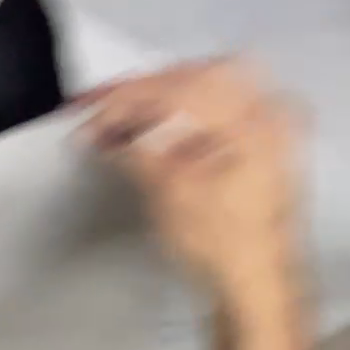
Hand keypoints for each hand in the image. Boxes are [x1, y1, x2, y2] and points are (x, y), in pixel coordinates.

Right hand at [79, 59, 302, 316]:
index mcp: (250, 120)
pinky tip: (153, 126)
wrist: (256, 276)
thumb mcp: (171, 194)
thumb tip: (103, 130)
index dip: (125, 97)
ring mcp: (268, 124)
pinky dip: (181, 108)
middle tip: (97, 104)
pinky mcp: (260, 141)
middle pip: (200, 74)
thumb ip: (140, 151)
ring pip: (211, 86)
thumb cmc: (215, 239)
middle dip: (144, 87)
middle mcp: (268, 110)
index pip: (179, 87)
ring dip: (160, 95)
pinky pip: (220, 105)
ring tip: (118, 117)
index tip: (81, 112)